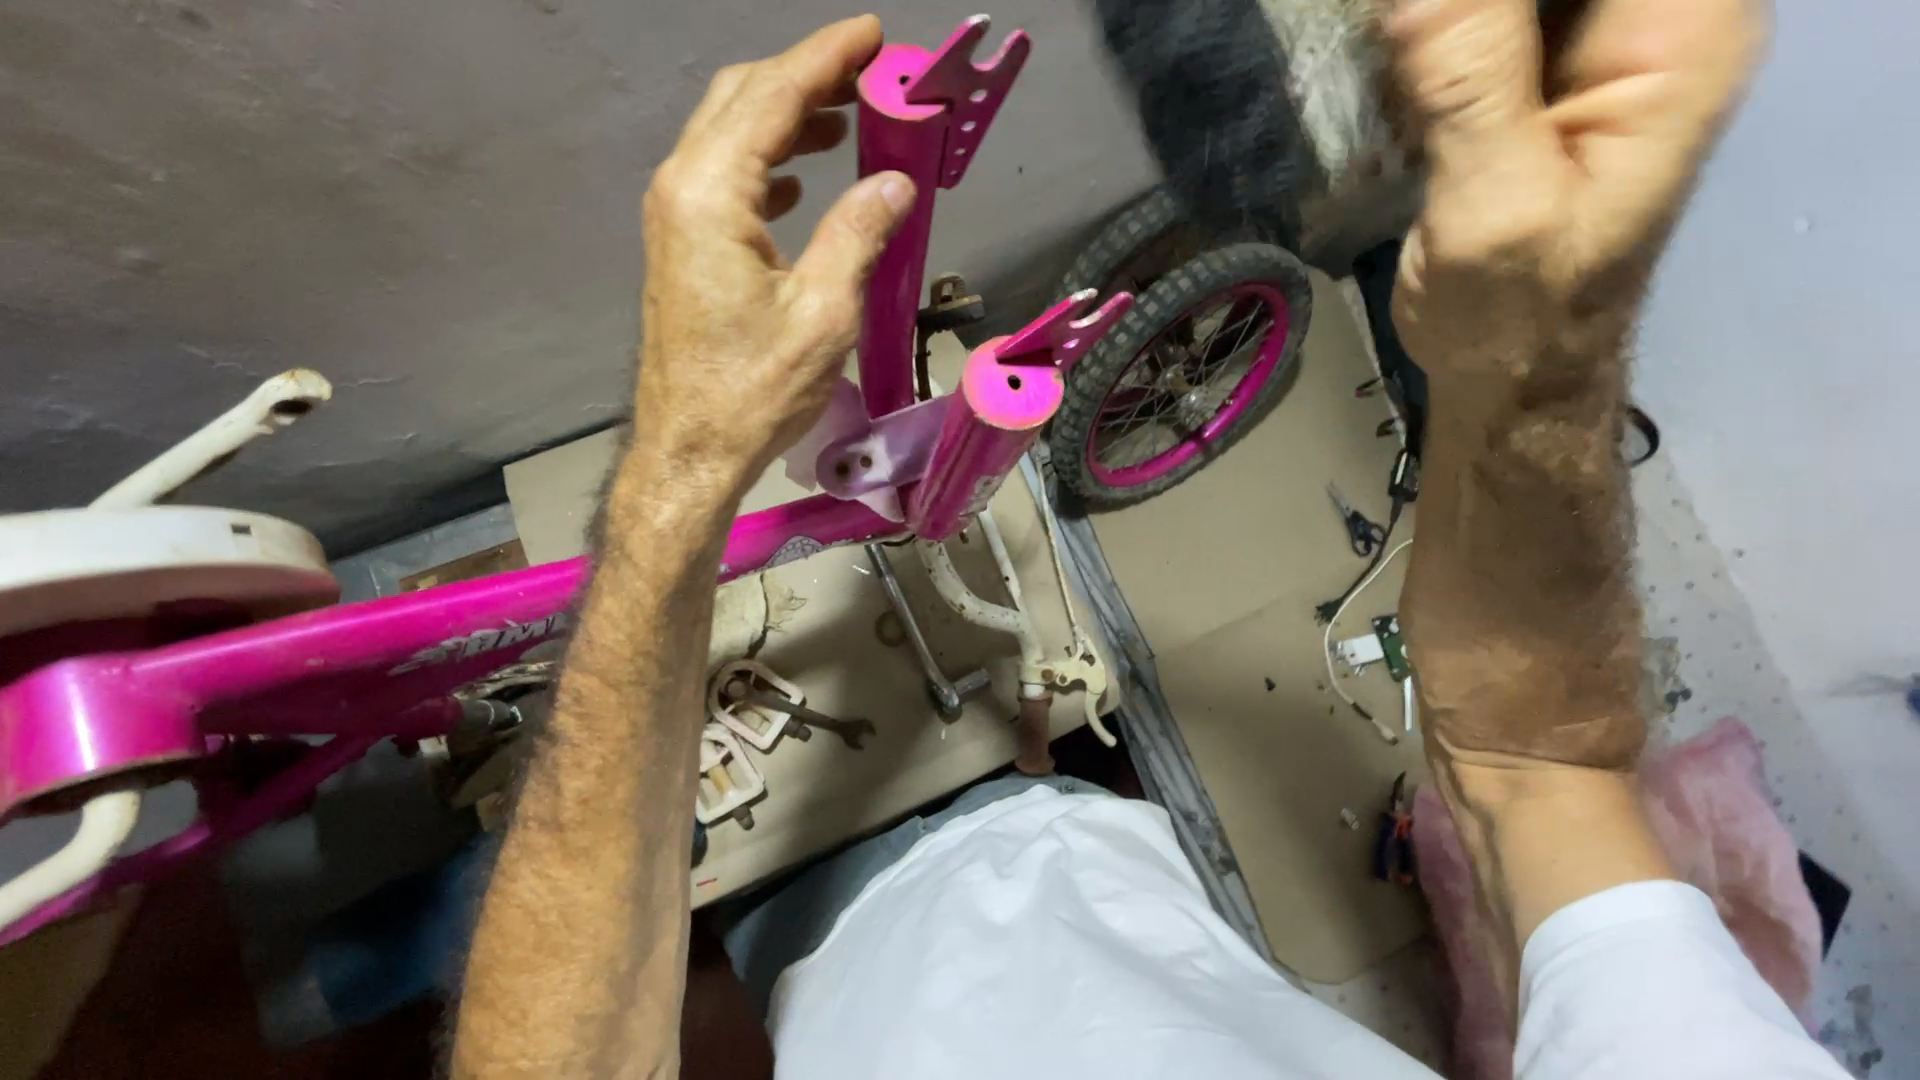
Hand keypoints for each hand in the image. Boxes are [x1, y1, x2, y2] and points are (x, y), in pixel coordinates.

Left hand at [634, 16, 915, 498]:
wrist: (691, 449)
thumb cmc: (755, 391)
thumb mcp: (823, 313)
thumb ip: (858, 234)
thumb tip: (894, 182)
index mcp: (711, 195)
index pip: (772, 97)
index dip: (826, 58)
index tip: (872, 35)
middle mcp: (681, 190)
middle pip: (741, 101)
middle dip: (804, 77)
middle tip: (866, 72)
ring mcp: (674, 218)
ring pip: (730, 137)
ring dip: (786, 118)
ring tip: (845, 118)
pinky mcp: (681, 248)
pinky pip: (725, 179)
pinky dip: (768, 164)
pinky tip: (803, 181)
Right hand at [1387, 0, 1767, 383]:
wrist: (1507, 369)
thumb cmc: (1514, 310)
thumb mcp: (1493, 203)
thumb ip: (1468, 82)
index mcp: (1681, 33)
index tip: (1423, 21)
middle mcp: (1651, 19)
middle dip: (1460, 8)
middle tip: (1404, 43)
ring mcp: (1590, 48)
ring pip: (1507, 1)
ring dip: (1440, 20)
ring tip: (1394, 58)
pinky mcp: (1534, 78)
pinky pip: (1479, 20)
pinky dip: (1428, 34)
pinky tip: (1394, 67)